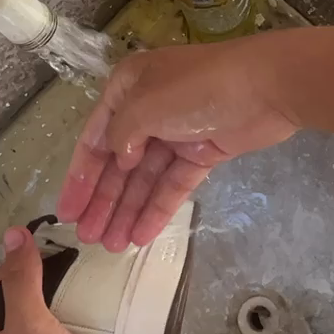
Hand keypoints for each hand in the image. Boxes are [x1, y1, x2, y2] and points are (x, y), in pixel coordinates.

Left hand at [0, 227, 116, 333]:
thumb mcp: (32, 325)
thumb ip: (21, 278)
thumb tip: (13, 232)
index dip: (25, 263)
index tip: (59, 248)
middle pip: (14, 295)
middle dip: (43, 279)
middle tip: (76, 263)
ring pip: (35, 313)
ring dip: (57, 298)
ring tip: (84, 281)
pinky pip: (51, 331)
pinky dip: (66, 318)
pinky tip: (88, 310)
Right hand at [57, 36, 300, 251]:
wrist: (267, 86)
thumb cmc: (198, 88)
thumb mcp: (145, 105)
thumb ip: (121, 135)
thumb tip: (119, 160)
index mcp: (129, 88)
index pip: (96, 138)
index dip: (79, 176)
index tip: (66, 212)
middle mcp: (149, 109)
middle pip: (119, 163)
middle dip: (103, 201)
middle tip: (87, 240)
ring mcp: (178, 132)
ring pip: (146, 178)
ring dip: (127, 210)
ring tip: (112, 247)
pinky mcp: (204, 152)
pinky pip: (173, 184)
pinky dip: (158, 208)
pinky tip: (141, 235)